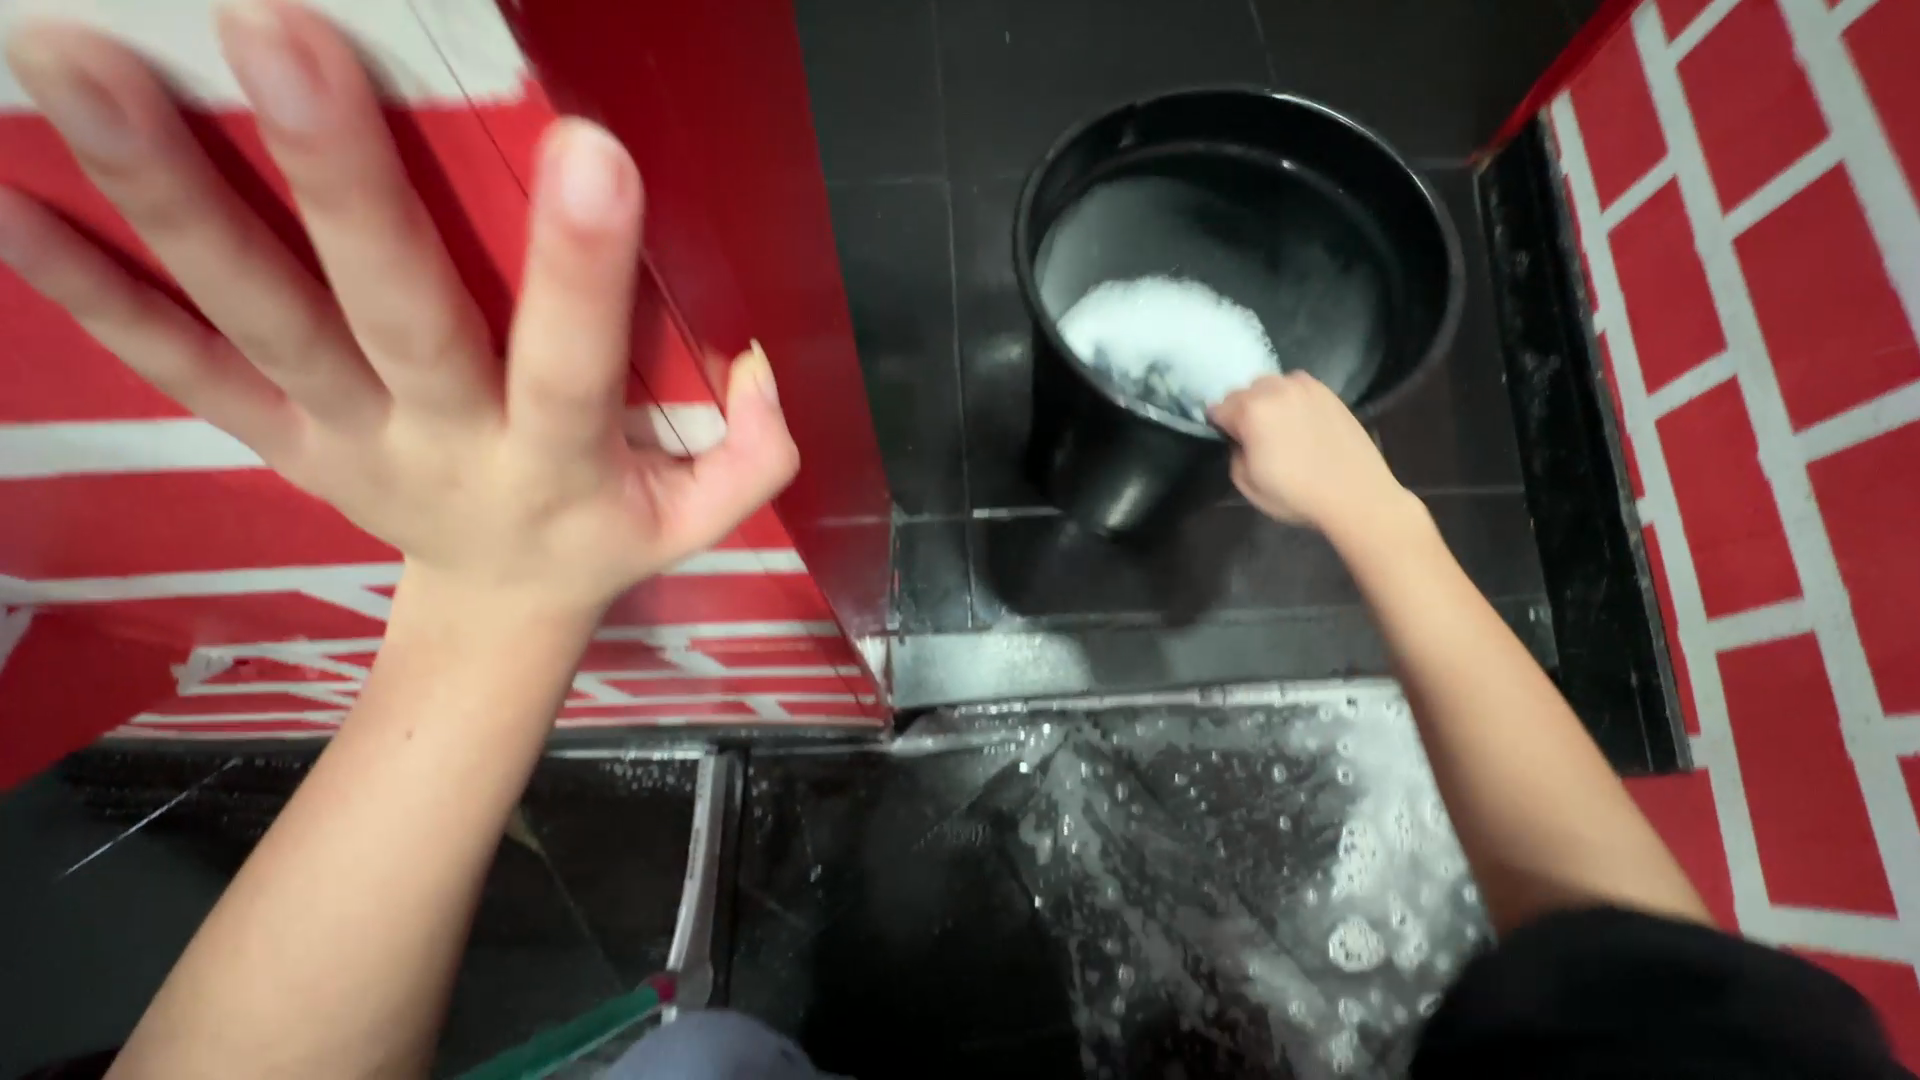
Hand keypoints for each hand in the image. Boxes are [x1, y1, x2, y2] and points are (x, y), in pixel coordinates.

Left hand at [0, 2, 797, 620]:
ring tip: (74, 62)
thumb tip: (763, 363)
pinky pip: (181, 370)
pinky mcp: (279, 438)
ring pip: (261, 327)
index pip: (574, 366)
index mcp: (561, 464)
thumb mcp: (702, 520)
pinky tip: (2, 197)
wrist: (502, 604)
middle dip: (343, 187)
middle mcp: (444, 447)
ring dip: (171, 203)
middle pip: (393, 321)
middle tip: (279, 34)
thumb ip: (756, 454)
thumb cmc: (612, 539)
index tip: (588, 150)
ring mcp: (345, 441)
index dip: (581, 271)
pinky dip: (90, 293)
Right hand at [1209, 372, 1410, 533]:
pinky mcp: (1327, 392)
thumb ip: (1234, 452)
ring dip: (1266, 401)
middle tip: (1254, 437)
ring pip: (1270, 385)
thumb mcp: (1246, 483)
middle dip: (1242, 410)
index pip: (1218, 408)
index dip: (1219, 427)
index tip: (1230, 442)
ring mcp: (1305, 388)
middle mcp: (1276, 390)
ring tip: (1279, 426)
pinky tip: (1300, 421)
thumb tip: (1239, 439)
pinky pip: (1296, 386)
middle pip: (1243, 392)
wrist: (1355, 494)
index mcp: (1251, 412)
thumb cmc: (1295, 494)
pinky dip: (1290, 398)